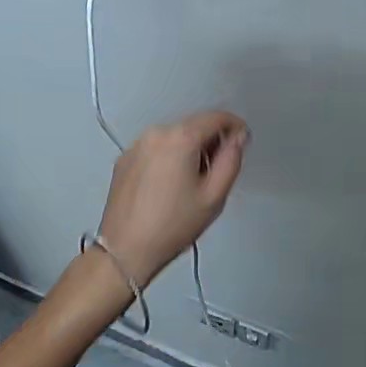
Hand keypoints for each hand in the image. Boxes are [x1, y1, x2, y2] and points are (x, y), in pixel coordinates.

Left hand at [95, 110, 248, 283]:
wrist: (125, 249)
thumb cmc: (172, 225)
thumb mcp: (214, 196)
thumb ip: (231, 160)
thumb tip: (236, 138)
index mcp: (179, 138)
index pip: (215, 117)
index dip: (234, 126)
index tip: (242, 141)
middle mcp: (155, 134)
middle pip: (192, 126)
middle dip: (209, 143)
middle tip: (216, 174)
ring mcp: (136, 146)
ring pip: (172, 138)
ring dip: (188, 151)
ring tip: (190, 186)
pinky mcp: (124, 160)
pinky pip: (154, 150)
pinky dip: (166, 159)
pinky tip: (167, 188)